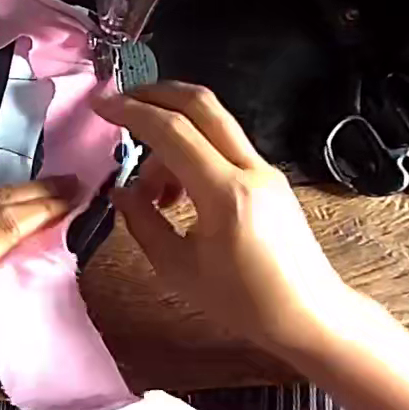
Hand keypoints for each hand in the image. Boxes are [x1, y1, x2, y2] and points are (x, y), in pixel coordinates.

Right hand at [93, 82, 363, 355]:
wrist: (309, 315)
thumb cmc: (241, 300)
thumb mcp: (176, 268)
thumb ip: (142, 222)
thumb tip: (119, 192)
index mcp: (225, 194)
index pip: (172, 132)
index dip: (130, 112)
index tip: (99, 106)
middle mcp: (250, 169)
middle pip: (201, 104)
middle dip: (154, 94)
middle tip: (119, 103)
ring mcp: (264, 169)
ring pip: (210, 124)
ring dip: (169, 136)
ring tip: (148, 188)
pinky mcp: (267, 176)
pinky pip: (221, 145)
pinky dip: (189, 151)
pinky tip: (174, 192)